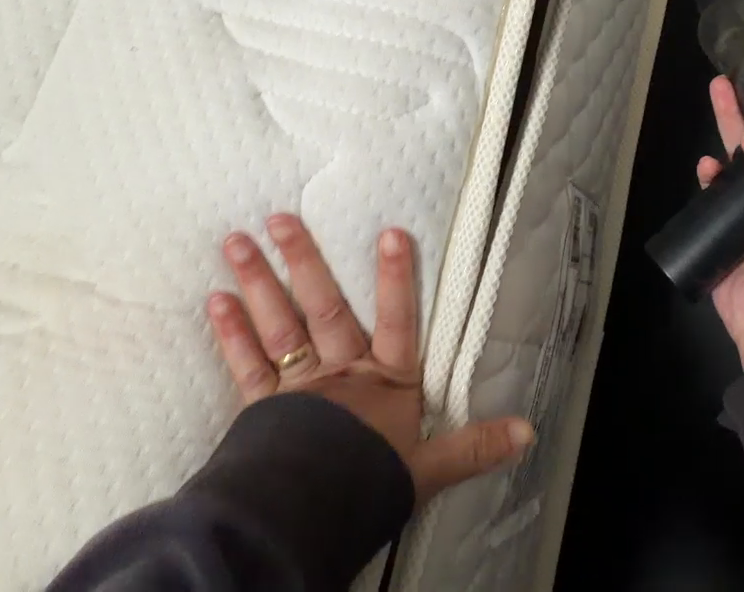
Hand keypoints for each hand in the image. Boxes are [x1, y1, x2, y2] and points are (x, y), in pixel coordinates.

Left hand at [206, 215, 533, 502]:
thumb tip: (528, 430)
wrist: (309, 527)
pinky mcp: (262, 408)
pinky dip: (231, 333)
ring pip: (280, 326)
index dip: (395, 279)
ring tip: (236, 241)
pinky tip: (216, 300)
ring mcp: (298, 387)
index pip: (396, 321)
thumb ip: (475, 445)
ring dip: (258, 283)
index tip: (390, 233)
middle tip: (279, 217)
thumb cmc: (371, 489)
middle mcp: (341, 374)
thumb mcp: (431, 468)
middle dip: (304, 262)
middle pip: (324, 309)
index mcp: (385, 383)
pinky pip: (245, 364)